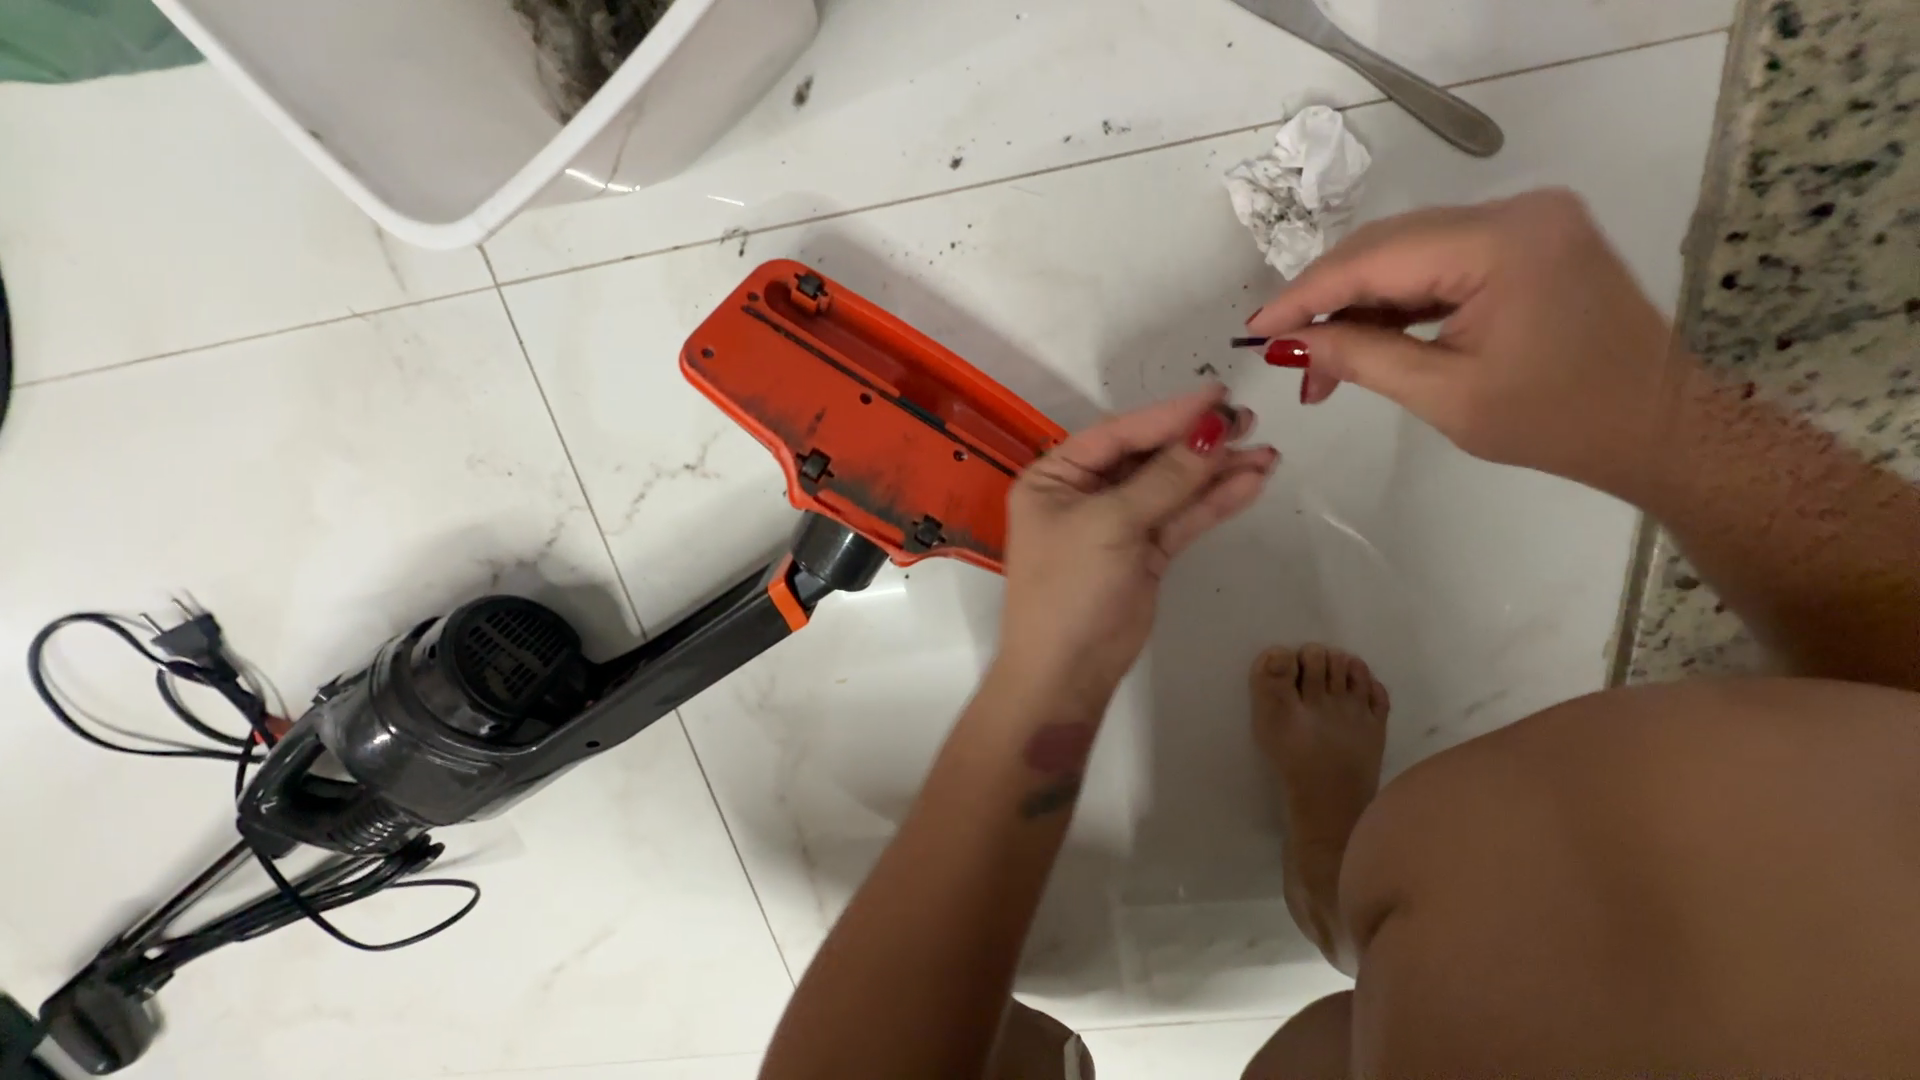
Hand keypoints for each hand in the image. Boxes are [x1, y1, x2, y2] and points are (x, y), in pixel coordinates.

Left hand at [996, 387, 1278, 705]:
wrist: (1066, 672)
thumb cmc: (1070, 589)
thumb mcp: (1110, 525)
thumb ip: (1165, 479)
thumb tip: (1212, 433)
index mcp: (1055, 477)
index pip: (1118, 434)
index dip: (1169, 414)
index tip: (1219, 396)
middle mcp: (1084, 494)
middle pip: (1148, 456)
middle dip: (1197, 441)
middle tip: (1249, 420)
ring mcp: (1117, 524)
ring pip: (1171, 488)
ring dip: (1216, 471)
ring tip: (1267, 452)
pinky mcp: (1145, 553)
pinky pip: (1182, 518)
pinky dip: (1214, 502)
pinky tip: (1251, 482)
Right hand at [1247, 189, 1701, 495]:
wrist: (1658, 426)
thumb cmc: (1557, 420)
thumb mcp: (1445, 395)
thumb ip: (1359, 358)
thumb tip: (1285, 344)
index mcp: (1504, 243)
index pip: (1374, 258)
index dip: (1304, 295)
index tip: (1254, 330)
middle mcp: (1515, 211)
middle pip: (1385, 246)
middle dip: (1326, 303)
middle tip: (1286, 358)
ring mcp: (1524, 221)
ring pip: (1404, 253)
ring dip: (1355, 306)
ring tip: (1319, 364)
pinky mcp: (1525, 241)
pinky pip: (1435, 262)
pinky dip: (1393, 302)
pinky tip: (1364, 340)